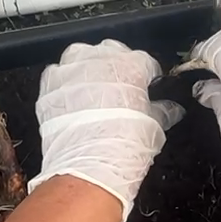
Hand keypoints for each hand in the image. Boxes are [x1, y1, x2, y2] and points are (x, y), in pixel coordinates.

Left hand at [30, 40, 182, 221]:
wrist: (88, 168)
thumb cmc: (122, 146)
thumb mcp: (155, 128)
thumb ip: (164, 111)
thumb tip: (171, 109)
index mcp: (131, 64)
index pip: (146, 61)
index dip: (148, 77)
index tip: (147, 88)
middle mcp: (100, 59)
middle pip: (111, 54)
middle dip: (116, 70)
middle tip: (119, 95)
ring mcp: (71, 69)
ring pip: (81, 59)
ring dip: (88, 72)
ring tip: (93, 97)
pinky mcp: (49, 84)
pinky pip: (57, 76)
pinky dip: (65, 86)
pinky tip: (72, 105)